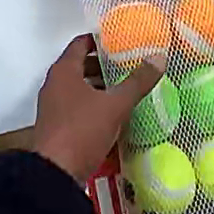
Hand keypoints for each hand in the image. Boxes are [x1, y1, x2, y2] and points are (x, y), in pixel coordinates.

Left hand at [32, 34, 164, 182]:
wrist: (54, 175)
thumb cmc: (82, 130)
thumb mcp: (115, 104)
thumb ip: (138, 81)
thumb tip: (159, 56)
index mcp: (64, 71)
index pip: (81, 43)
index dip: (101, 39)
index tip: (122, 39)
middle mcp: (55, 85)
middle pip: (80, 65)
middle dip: (104, 63)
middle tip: (130, 63)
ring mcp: (54, 106)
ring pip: (79, 86)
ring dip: (100, 85)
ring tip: (127, 86)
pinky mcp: (57, 125)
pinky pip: (78, 105)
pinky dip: (95, 103)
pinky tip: (115, 111)